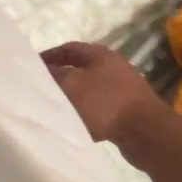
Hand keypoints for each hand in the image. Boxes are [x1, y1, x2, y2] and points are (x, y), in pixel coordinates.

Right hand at [39, 41, 177, 156]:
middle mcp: (114, 68)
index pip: (69, 48)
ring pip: (90, 89)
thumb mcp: (70, 85)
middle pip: (80, 69)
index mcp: (100, 55)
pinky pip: (101, 108)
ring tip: (57, 107)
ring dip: (73, 97)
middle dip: (60, 78)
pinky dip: (87, 113)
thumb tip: (41, 71)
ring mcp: (125, 90)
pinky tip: (78, 123)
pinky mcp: (130, 111)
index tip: (33, 66)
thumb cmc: (105, 102)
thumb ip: (52, 76)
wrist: (148, 133)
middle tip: (42, 88)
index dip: (50, 56)